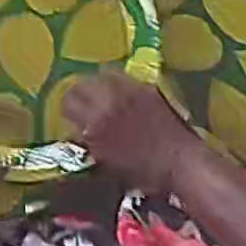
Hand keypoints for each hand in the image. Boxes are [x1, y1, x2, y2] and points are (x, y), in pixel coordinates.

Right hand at [64, 73, 203, 195]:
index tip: (70, 117)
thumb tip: (79, 131)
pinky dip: (114, 82)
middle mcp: (108, 98)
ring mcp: (127, 89)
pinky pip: (121, 76)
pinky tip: (118, 93)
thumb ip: (90, 142)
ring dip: (95, 84)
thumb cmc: (144, 171)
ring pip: (100, 74)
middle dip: (77, 94)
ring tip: (99, 95)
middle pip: (80, 84)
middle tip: (81, 105)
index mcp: (96, 120)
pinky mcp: (143, 86)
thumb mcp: (107, 162)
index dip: (65, 110)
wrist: (180, 161)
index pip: (68, 102)